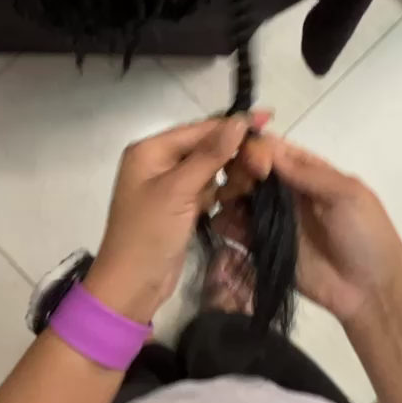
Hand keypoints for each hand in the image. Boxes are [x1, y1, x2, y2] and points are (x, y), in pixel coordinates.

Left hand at [84, 115, 255, 323]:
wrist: (132, 285)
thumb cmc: (149, 233)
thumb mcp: (179, 190)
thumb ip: (210, 154)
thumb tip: (239, 120)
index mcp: (149, 150)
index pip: (197, 129)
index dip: (232, 125)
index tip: (268, 117)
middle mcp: (157, 162)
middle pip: (204, 146)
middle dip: (234, 152)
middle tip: (265, 161)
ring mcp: (168, 185)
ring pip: (209, 168)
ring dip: (231, 173)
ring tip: (256, 179)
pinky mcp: (179, 206)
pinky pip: (206, 189)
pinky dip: (223, 191)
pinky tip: (242, 194)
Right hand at [226, 133, 401, 323]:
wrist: (370, 291)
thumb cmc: (366, 235)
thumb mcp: (347, 195)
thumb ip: (307, 173)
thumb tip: (266, 152)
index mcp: (307, 171)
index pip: (272, 149)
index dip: (256, 150)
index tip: (256, 166)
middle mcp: (285, 191)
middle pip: (248, 168)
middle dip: (239, 171)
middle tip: (242, 188)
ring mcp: (271, 219)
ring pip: (237, 195)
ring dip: (228, 194)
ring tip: (233, 205)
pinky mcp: (261, 245)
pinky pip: (234, 229)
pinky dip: (224, 223)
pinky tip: (226, 225)